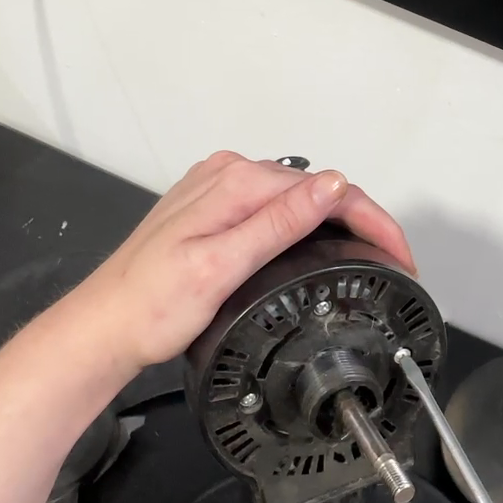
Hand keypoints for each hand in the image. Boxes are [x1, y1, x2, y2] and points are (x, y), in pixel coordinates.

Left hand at [48, 153, 414, 375]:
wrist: (102, 328)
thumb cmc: (153, 309)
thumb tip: (334, 185)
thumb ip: (279, 222)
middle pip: (317, 187)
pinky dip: (307, 220)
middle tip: (392, 260)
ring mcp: (220, 187)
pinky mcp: (214, 204)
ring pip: (299, 194)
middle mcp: (229, 174)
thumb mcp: (221, 266)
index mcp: (236, 184)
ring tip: (367, 252)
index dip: (373, 220)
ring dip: (338, 219)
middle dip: (362, 218)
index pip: (327, 189)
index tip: (400, 255)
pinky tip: (319, 240)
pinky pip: (276, 202)